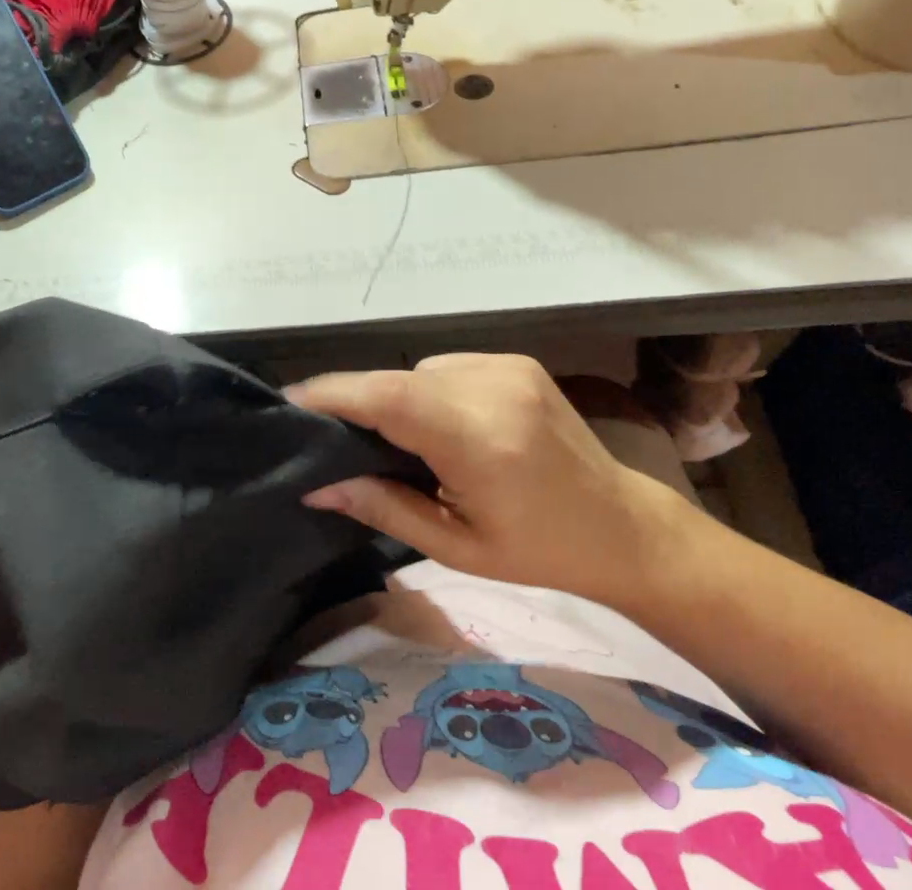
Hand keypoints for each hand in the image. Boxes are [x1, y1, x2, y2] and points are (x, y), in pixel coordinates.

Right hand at [290, 354, 698, 605]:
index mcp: (481, 439)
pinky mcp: (514, 362)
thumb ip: (381, 507)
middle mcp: (493, 389)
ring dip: (389, 399)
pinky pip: (441, 368)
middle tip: (323, 435)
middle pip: (393, 381)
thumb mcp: (453, 546)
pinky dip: (420, 392)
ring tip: (386, 441)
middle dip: (351, 401)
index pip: (387, 398)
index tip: (288, 405)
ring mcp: (507, 368)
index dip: (332, 394)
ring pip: (414, 372)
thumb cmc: (537, 550)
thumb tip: (313, 486)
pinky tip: (434, 426)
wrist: (623, 526)